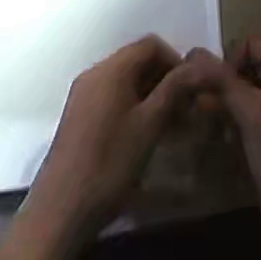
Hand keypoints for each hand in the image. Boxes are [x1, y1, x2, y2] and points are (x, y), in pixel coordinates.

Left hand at [23, 35, 210, 234]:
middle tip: (185, 107)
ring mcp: (82, 96)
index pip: (151, 44)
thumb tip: (201, 65)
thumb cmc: (110, 164)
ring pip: (126, 79)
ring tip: (170, 122)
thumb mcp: (151, 123)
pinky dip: (134, 104)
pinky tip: (145, 132)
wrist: (59, 214)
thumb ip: (176, 88)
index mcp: (110, 70)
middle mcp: (93, 75)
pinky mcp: (78, 117)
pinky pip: (112, 96)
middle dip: (165, 77)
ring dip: (152, 93)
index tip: (192, 88)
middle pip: (137, 60)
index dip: (176, 60)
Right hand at [188, 37, 260, 247]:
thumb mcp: (251, 113)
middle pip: (246, 67)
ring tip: (208, 123)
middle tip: (198, 106)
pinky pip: (247, 114)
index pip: (251, 44)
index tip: (210, 86)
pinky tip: (221, 138)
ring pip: (243, 92)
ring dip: (224, 104)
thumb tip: (194, 54)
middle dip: (222, 83)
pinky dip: (232, 121)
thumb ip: (223, 82)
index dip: (229, 59)